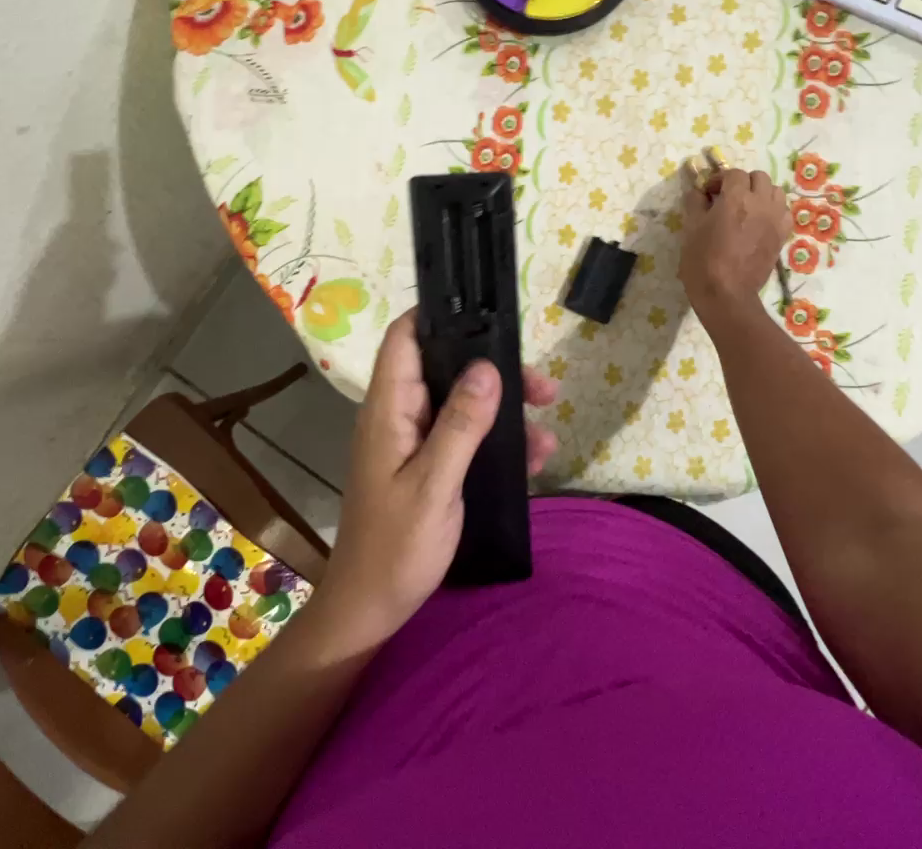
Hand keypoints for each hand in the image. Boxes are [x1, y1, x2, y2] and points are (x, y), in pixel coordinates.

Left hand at [318, 310, 558, 644]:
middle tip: (543, 386)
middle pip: (445, 370)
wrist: (373, 605)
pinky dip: (496, 442)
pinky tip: (534, 458)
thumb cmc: (396, 546)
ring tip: (548, 425)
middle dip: (494, 370)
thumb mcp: (434, 483)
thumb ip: (461, 425)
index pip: (405, 340)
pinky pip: (464, 438)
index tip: (489, 315)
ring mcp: (413, 442)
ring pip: (461, 404)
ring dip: (504, 410)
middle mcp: (399, 416)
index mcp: (389, 410)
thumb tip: (488, 367)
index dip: (440, 318)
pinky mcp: (427, 466)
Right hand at [679, 167, 788, 324]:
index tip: (708, 194)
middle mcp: (761, 203)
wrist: (726, 294)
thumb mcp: (690, 229)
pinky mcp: (782, 236)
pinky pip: (784, 212)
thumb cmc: (702, 261)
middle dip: (742, 183)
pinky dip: (773, 211)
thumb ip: (695, 203)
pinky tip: (760, 222)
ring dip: (761, 194)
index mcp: (736, 198)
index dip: (719, 180)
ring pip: (776, 192)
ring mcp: (775, 219)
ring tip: (747, 208)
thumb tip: (698, 191)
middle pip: (759, 178)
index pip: (733, 174)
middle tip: (727, 199)